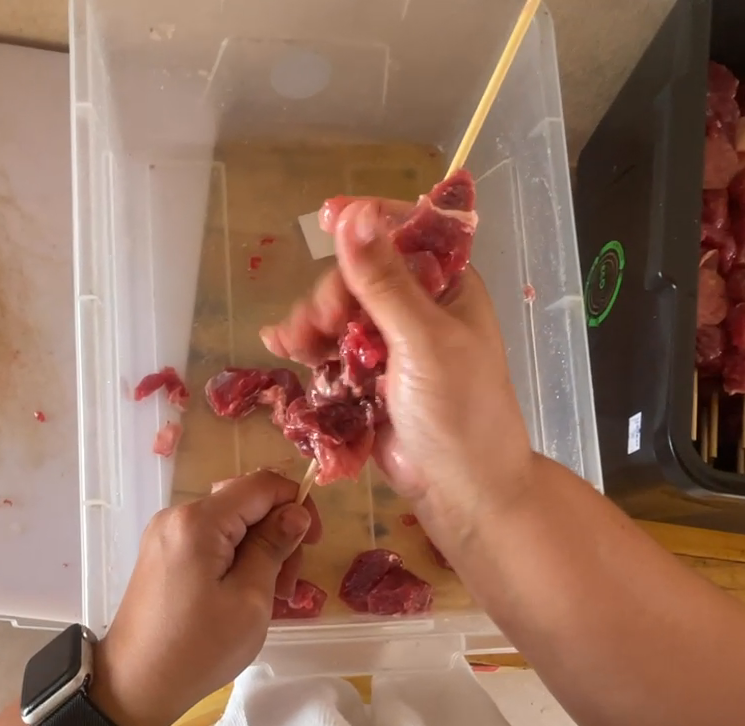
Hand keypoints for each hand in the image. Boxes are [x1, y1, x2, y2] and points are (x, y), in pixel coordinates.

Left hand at [92, 470, 319, 725]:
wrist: (134, 685)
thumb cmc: (198, 648)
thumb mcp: (250, 600)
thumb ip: (273, 547)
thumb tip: (296, 511)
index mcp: (199, 521)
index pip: (262, 485)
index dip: (296, 504)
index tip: (313, 542)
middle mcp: (177, 516)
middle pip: (245, 502)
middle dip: (276, 533)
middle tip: (287, 586)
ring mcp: (165, 534)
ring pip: (229, 523)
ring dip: (258, 550)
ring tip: (269, 597)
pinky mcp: (161, 554)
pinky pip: (209, 541)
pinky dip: (234, 558)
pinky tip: (243, 594)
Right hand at [261, 199, 537, 528]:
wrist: (461, 490)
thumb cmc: (460, 412)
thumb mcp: (424, 341)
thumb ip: (384, 282)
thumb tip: (353, 215)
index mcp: (446, 288)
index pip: (406, 234)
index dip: (368, 222)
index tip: (327, 217)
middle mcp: (417, 311)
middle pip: (358, 278)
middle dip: (330, 294)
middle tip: (318, 324)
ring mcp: (388, 349)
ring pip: (338, 317)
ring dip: (311, 324)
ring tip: (293, 343)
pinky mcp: (366, 383)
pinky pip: (330, 355)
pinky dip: (308, 351)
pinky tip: (283, 347)